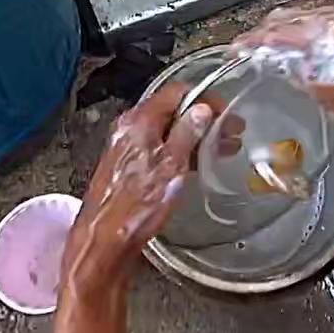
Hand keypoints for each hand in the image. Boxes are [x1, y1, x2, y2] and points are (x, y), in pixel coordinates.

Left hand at [64, 83, 213, 300]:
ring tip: (220, 148)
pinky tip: (196, 164)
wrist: (104, 239)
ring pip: (166, 132)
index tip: (224, 111)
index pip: (175, 93)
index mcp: (139, 121)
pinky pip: (158, 149)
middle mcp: (130, 129)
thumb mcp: (171, 165)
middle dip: (203, 119)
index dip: (203, 98)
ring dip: (194, 137)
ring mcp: (127, 147)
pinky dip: (180, 152)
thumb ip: (187, 133)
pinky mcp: (127, 166)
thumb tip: (202, 110)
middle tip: (228, 131)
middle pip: (171, 112)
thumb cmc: (134, 205)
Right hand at [232, 6, 333, 127]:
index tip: (235, 50)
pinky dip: (294, 33)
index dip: (248, 42)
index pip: (270, 30)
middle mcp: (325, 19)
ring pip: (294, 20)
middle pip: (279, 19)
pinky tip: (292, 49)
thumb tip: (270, 60)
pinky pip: (309, 24)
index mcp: (314, 30)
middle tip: (246, 50)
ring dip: (277, 32)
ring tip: (264, 50)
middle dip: (260, 34)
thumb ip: (292, 69)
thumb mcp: (320, 88)